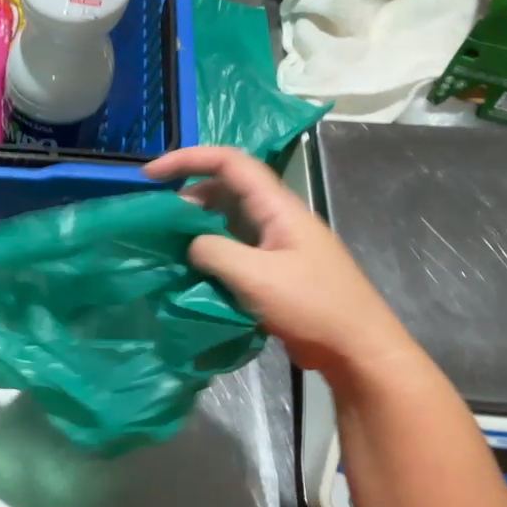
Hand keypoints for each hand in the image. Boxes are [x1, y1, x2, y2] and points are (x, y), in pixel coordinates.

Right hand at [146, 147, 415, 377]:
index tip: (150, 175)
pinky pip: (233, 248)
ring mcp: (276, 244)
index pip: (230, 163)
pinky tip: (189, 268)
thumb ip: (215, 252)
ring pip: (227, 220)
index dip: (189, 159)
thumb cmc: (313, 306)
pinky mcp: (272, 270)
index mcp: (278, 207)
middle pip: (226, 188)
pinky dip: (207, 251)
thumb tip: (189, 244)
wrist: (356, 347)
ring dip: (195, 224)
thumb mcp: (257, 277)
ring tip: (165, 242)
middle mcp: (276, 218)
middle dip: (187, 193)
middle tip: (154, 217)